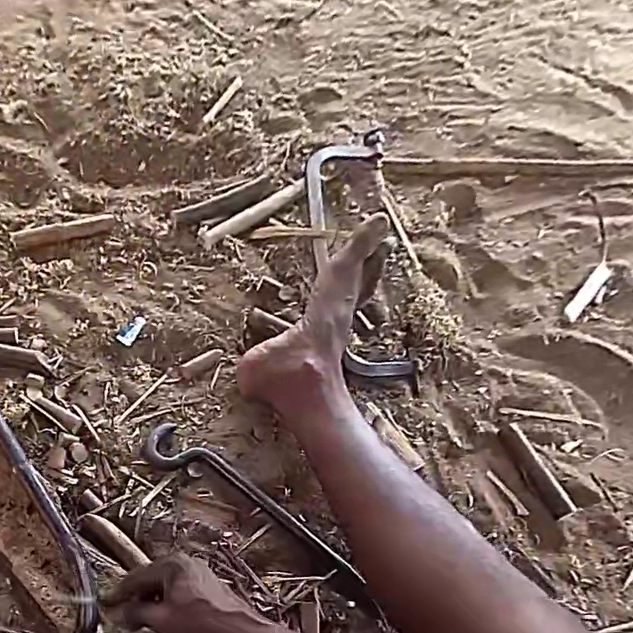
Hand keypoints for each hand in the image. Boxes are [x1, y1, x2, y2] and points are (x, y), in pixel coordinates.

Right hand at [102, 555, 271, 632]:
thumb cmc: (205, 624)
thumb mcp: (161, 620)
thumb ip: (135, 613)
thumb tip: (120, 613)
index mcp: (172, 565)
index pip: (135, 577)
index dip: (119, 593)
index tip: (107, 604)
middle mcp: (186, 563)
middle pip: (150, 578)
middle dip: (136, 597)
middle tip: (123, 614)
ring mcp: (199, 572)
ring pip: (165, 584)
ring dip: (152, 600)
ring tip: (143, 620)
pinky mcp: (208, 585)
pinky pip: (179, 589)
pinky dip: (167, 601)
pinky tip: (165, 618)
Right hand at [236, 213, 392, 407]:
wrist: (309, 410)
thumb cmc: (285, 382)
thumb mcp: (254, 364)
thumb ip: (252, 356)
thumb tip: (255, 361)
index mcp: (323, 312)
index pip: (341, 273)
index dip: (357, 246)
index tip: (375, 222)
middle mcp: (336, 320)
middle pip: (356, 280)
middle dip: (367, 257)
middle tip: (380, 233)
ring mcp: (336, 336)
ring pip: (353, 298)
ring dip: (361, 278)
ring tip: (368, 260)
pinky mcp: (329, 352)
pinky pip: (340, 315)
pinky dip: (345, 300)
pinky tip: (337, 303)